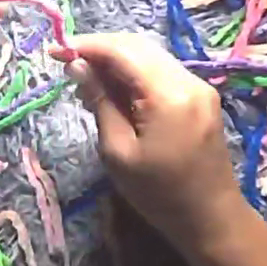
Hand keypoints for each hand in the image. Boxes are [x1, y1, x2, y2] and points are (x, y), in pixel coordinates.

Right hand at [66, 32, 252, 245]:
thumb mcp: (117, 152)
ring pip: (149, 55)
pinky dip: (133, 72)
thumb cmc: (158, 194)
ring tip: (84, 78)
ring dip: (115, 59)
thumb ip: (99, 102)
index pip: (122, 52)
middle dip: (99, 49)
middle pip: (137, 46)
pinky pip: (160, 71)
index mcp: (168, 95)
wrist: (212, 220)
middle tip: (65, 63)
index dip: (86, 46)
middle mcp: (188, 80)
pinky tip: (112, 88)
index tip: (54, 51)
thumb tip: (77, 67)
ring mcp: (198, 87)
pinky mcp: (200, 96)